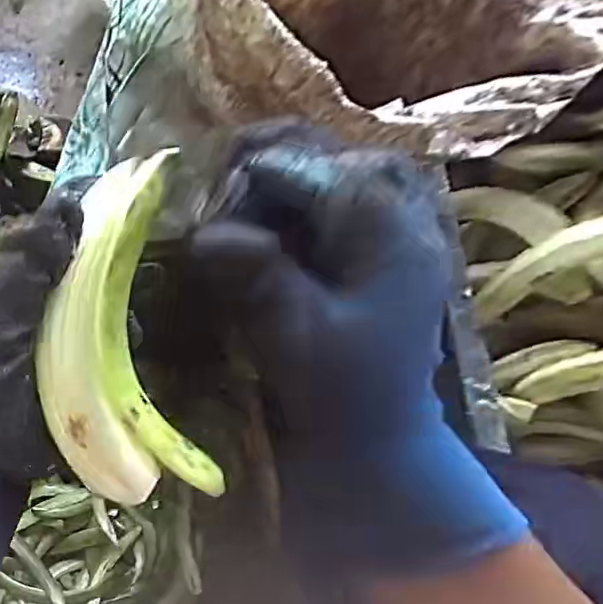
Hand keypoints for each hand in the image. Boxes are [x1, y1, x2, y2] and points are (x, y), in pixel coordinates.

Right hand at [193, 121, 526, 573]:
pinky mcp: (370, 258)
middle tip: (213, 199)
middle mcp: (399, 219)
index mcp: (390, 233)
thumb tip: (203, 233)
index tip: (204, 205)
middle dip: (266, 172)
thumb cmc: (341, 394)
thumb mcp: (296, 333)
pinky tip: (256, 234)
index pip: (316, 174)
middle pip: (328, 161)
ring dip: (275, 189)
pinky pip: (328, 212)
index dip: (254, 179)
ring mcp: (389, 236)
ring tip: (228, 212)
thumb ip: (258, 275)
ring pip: (328, 180)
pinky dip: (287, 213)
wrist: (375, 442)